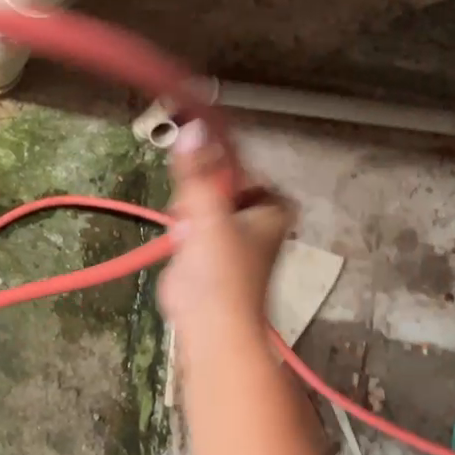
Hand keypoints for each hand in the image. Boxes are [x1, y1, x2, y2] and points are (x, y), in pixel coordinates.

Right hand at [157, 120, 293, 342]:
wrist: (212, 325)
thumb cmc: (220, 272)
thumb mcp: (208, 214)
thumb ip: (198, 172)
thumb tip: (192, 128)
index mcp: (273, 206)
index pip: (241, 165)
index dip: (215, 161)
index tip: (193, 165)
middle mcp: (260, 217)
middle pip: (218, 182)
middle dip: (196, 193)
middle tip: (190, 212)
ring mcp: (235, 235)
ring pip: (203, 201)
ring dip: (187, 210)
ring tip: (186, 234)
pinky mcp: (212, 251)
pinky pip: (194, 222)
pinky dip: (184, 227)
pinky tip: (180, 243)